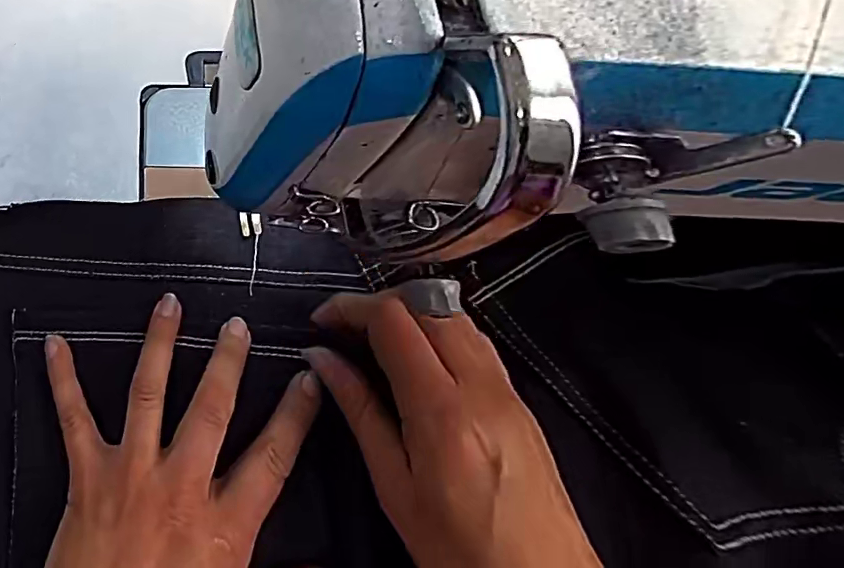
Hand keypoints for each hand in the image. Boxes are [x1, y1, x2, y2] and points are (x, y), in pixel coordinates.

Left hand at [43, 292, 322, 567]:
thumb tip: (318, 561)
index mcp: (221, 527)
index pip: (273, 457)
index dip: (296, 415)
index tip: (308, 379)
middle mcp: (179, 489)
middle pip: (212, 408)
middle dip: (227, 361)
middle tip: (237, 326)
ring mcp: (131, 475)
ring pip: (149, 391)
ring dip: (161, 342)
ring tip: (169, 304)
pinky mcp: (87, 479)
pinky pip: (73, 419)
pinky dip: (63, 380)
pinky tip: (56, 345)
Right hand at [304, 282, 601, 567]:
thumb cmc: (466, 556)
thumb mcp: (397, 490)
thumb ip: (360, 412)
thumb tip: (324, 361)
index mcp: (444, 412)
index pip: (392, 319)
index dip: (350, 307)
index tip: (324, 320)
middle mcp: (480, 386)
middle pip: (422, 300)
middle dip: (377, 301)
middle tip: (346, 327)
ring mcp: (505, 387)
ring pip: (451, 311)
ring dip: (408, 309)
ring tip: (377, 339)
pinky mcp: (519, 396)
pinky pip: (474, 337)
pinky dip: (439, 327)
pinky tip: (420, 356)